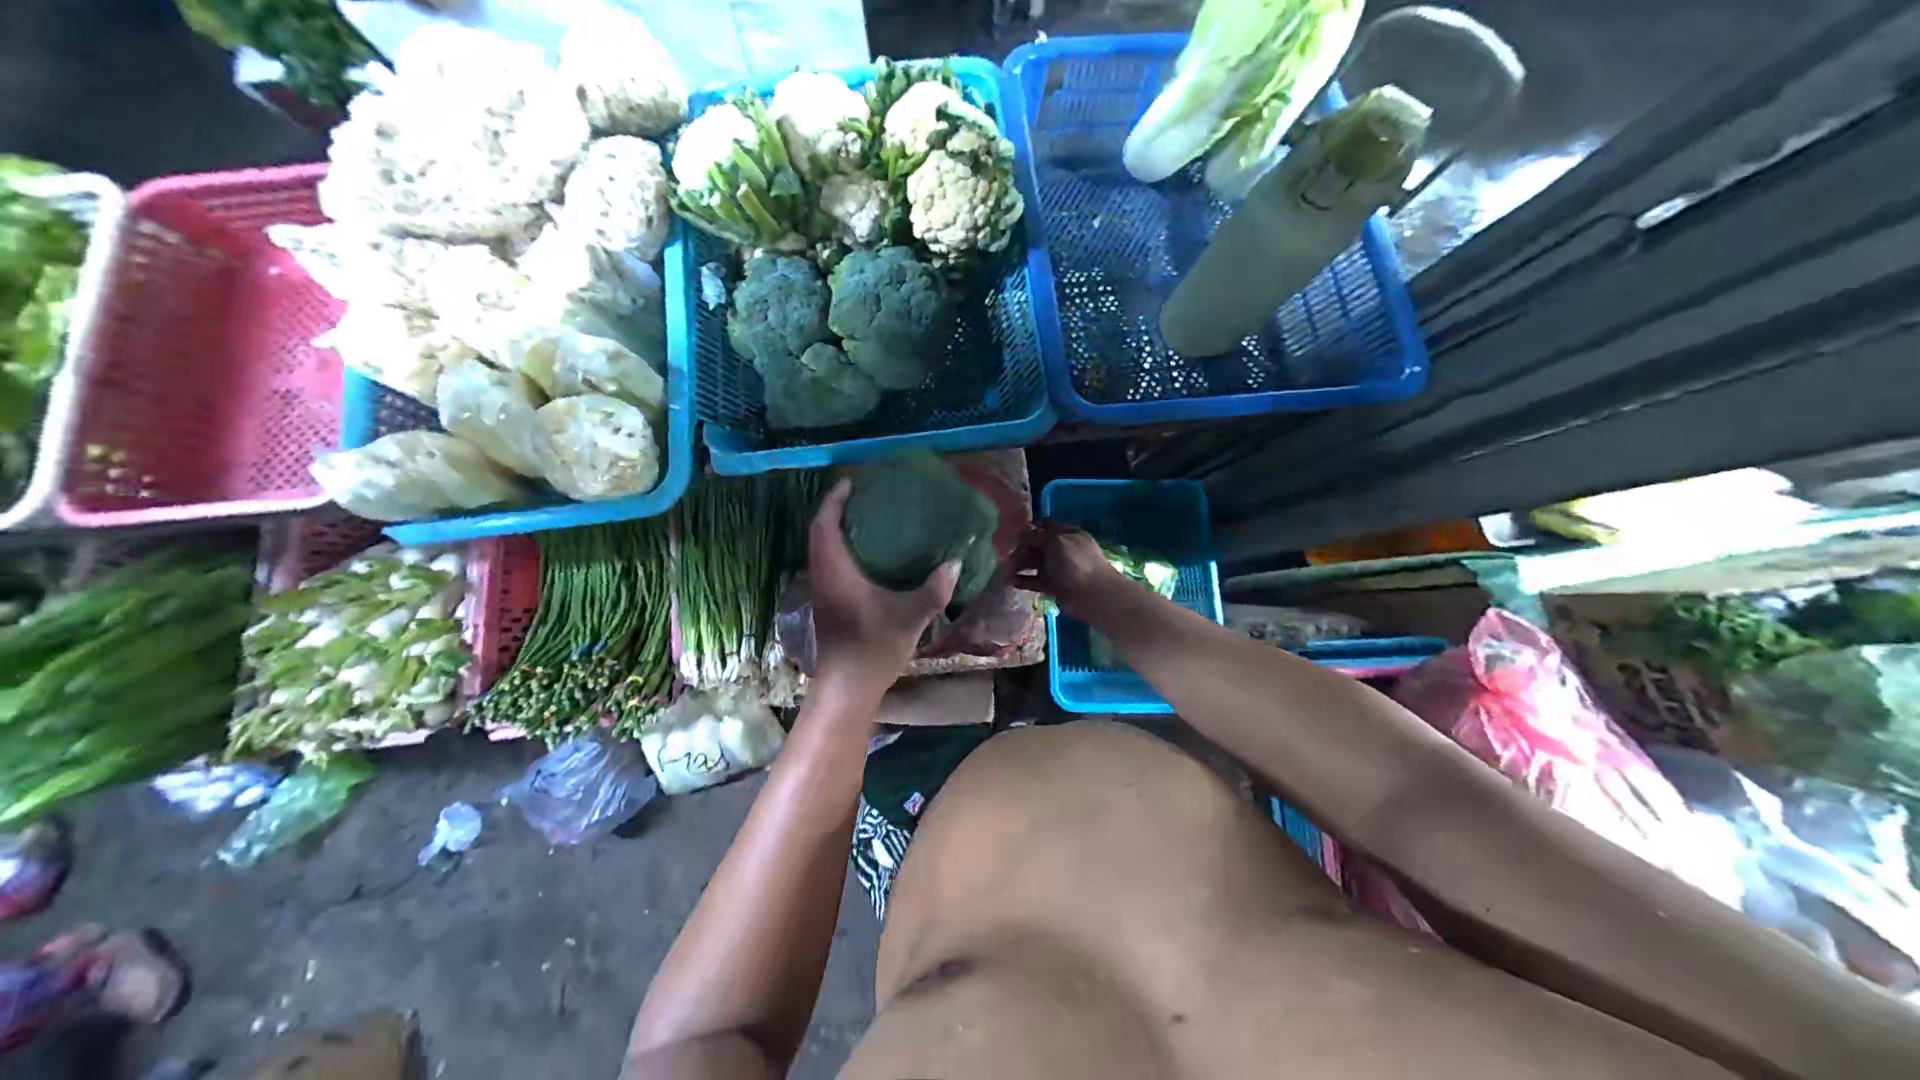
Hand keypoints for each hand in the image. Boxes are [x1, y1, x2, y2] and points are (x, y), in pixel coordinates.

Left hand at [807, 479, 959, 692]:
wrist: (848, 685)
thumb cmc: (874, 648)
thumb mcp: (910, 617)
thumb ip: (934, 590)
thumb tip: (955, 563)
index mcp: (836, 572)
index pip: (825, 525)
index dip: (834, 501)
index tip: (849, 483)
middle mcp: (822, 576)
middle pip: (818, 533)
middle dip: (834, 511)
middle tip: (859, 496)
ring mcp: (820, 591)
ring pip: (819, 549)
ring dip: (834, 529)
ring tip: (862, 518)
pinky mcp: (825, 603)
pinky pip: (825, 563)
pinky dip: (838, 548)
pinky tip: (863, 553)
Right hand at [1011, 521, 1125, 620]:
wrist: (1092, 595)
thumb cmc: (1076, 563)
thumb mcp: (1056, 541)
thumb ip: (1038, 537)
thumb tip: (1023, 536)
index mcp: (1068, 535)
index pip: (1046, 526)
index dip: (1031, 529)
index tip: (1014, 535)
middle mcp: (1063, 550)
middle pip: (1038, 546)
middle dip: (1022, 548)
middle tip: (1007, 555)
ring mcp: (1060, 569)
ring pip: (1036, 563)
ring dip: (1021, 565)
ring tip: (1006, 568)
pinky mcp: (1055, 586)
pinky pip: (1036, 581)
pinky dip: (1025, 580)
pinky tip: (1012, 581)